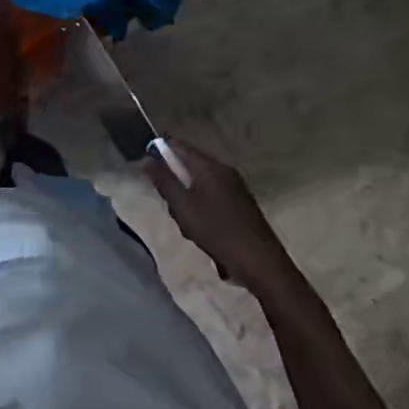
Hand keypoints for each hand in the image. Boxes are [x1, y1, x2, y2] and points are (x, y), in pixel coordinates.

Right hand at [143, 140, 281, 283]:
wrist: (261, 263)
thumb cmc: (217, 231)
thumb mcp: (182, 206)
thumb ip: (164, 181)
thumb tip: (147, 158)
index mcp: (209, 166)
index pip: (178, 145)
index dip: (159, 152)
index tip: (148, 170)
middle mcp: (224, 171)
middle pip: (188, 166)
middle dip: (175, 184)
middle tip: (172, 208)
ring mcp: (235, 187)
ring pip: (198, 185)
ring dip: (187, 201)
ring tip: (189, 226)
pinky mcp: (241, 204)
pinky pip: (212, 197)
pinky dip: (202, 210)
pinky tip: (203, 233)